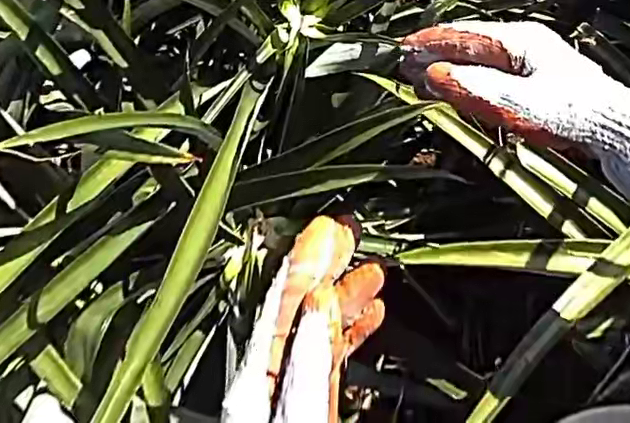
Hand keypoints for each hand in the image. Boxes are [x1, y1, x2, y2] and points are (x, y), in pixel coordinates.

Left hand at [220, 215, 384, 422]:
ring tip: (375, 270)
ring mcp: (291, 388)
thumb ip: (306, 362)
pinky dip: (353, 333)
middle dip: (328, 264)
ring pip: (322, 329)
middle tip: (350, 229)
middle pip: (302, 304)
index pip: (280, 298)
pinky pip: (332, 360)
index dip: (304, 257)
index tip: (326, 225)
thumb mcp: (292, 413)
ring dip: (349, 295)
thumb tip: (320, 300)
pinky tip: (372, 313)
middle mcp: (271, 373)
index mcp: (254, 372)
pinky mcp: (310, 404)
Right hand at [400, 20, 629, 207]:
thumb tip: (432, 74)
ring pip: (479, 61)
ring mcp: (531, 63)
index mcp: (519, 39)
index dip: (430, 42)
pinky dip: (469, 82)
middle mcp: (523, 44)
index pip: (463, 35)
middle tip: (405, 69)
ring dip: (451, 71)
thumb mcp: (521, 104)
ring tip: (423, 83)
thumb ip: (476, 89)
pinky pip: (492, 76)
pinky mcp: (537, 83)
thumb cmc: (574, 114)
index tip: (401, 50)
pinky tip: (459, 94)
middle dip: (436, 56)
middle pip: (468, 45)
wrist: (627, 135)